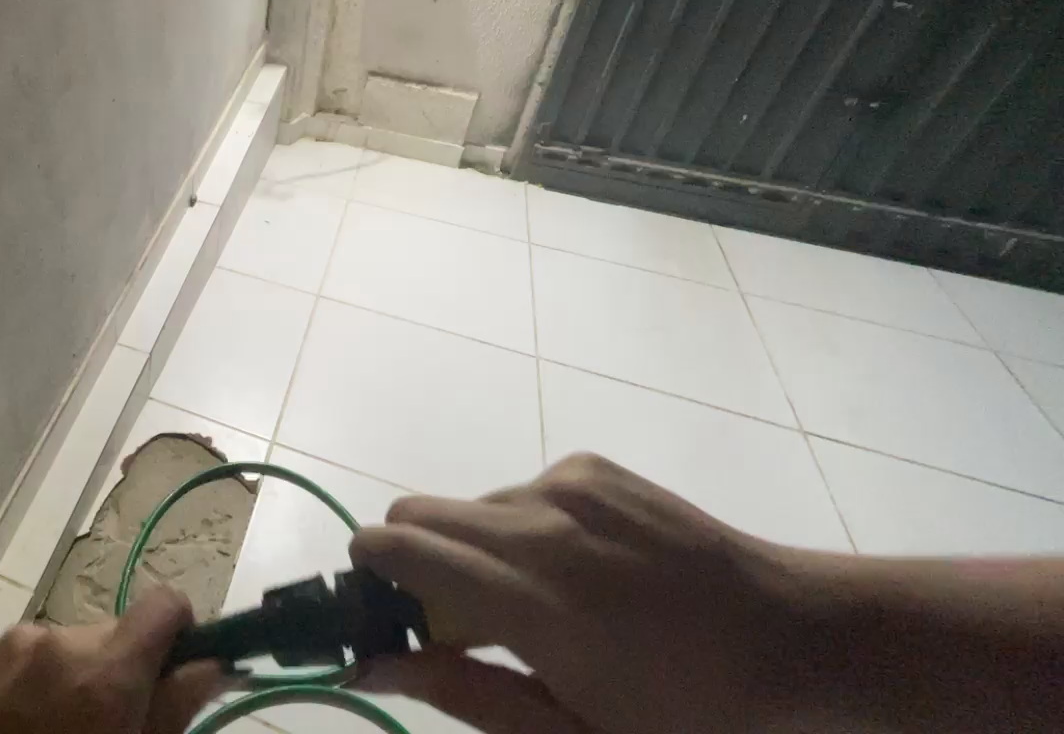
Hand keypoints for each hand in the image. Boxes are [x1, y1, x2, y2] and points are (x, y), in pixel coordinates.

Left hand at [0, 589, 226, 733]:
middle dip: (126, 672)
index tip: (176, 672)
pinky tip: (24, 727)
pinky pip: (35, 653)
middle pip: (120, 633)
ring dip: (82, 679)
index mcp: (104, 670)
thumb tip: (212, 666)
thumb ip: (171, 713)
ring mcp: (17, 641)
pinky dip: (44, 682)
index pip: (166, 604)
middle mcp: (62, 639)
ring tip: (60, 732)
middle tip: (114, 726)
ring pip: (76, 647)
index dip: (181, 632)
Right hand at [348, 453, 800, 733]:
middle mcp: (533, 522)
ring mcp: (562, 484)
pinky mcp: (587, 466)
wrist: (805, 644)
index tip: (383, 601)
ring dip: (479, 548)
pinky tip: (588, 564)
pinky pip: (521, 490)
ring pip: (471, 507)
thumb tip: (370, 664)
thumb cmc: (689, 715)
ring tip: (548, 594)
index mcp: (527, 598)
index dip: (370, 566)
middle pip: (415, 510)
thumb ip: (463, 693)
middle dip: (414, 554)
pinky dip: (527, 526)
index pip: (397, 545)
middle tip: (465, 614)